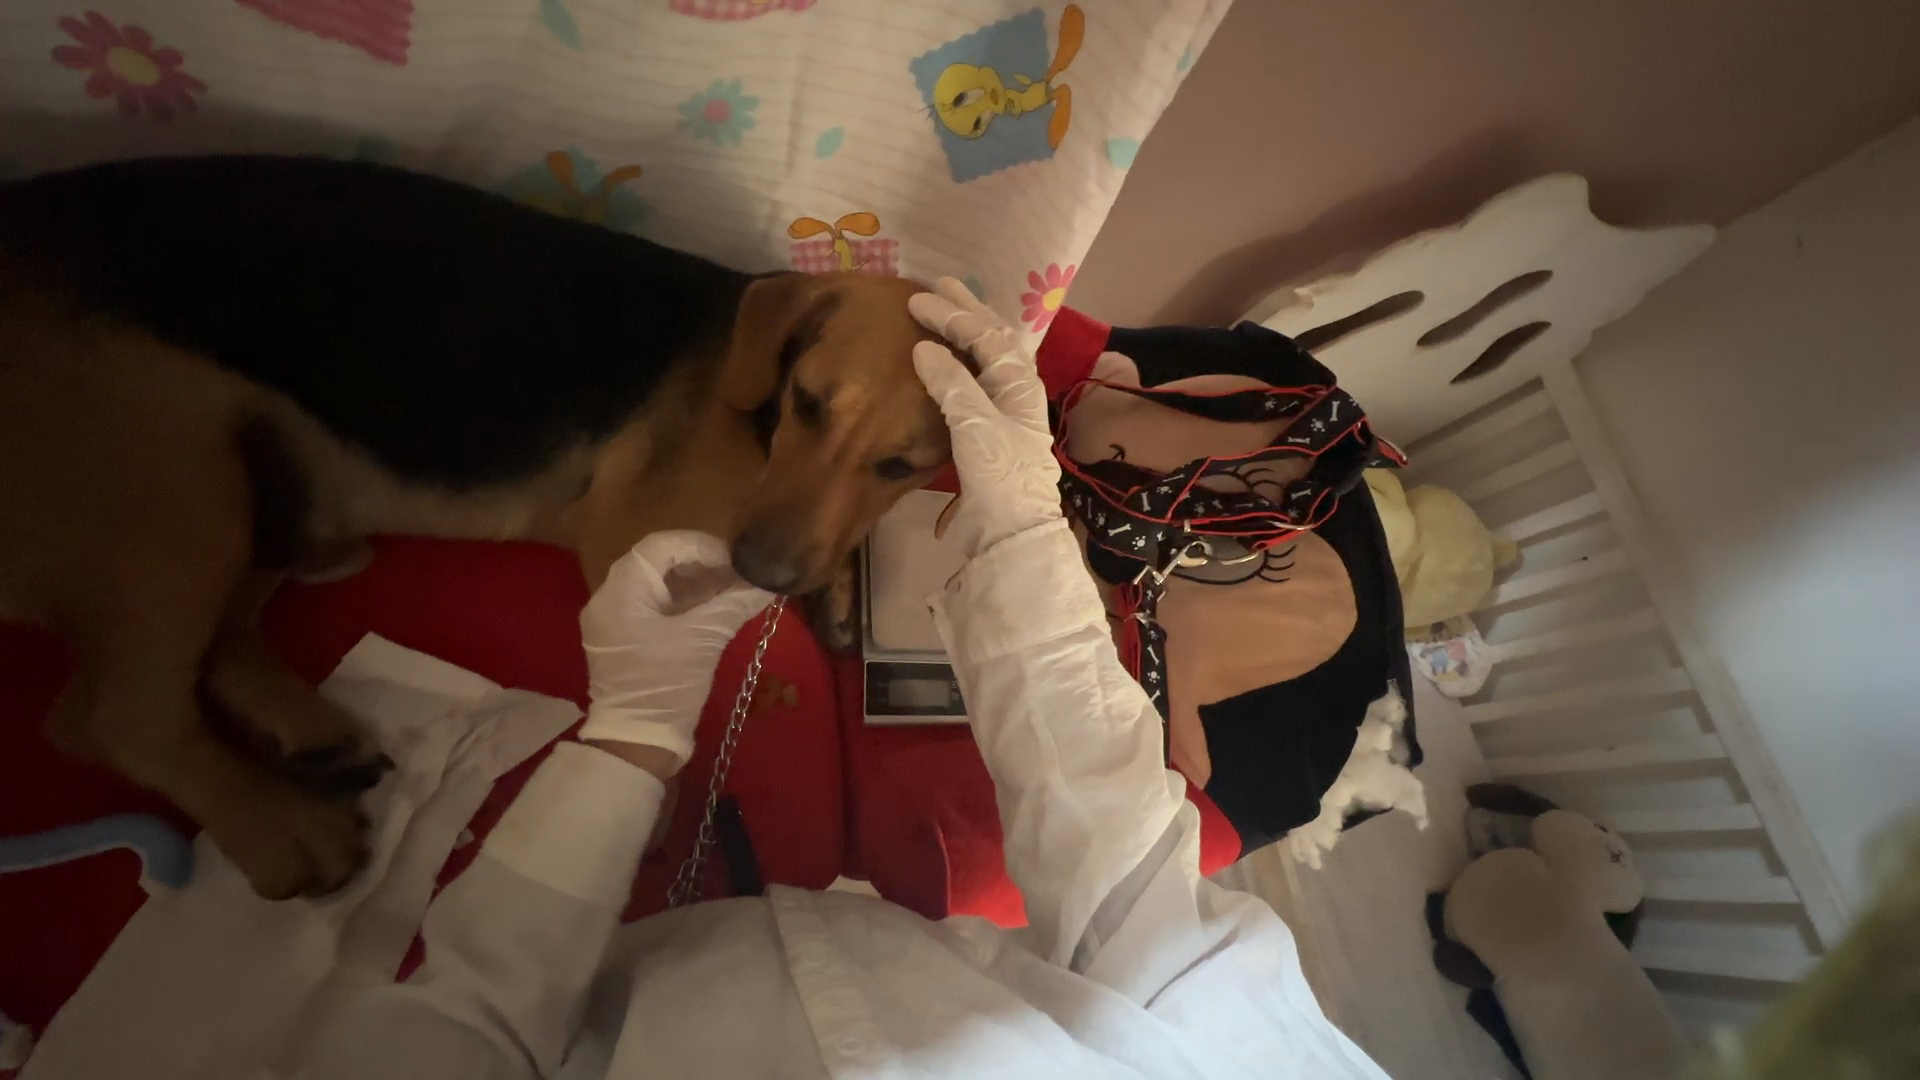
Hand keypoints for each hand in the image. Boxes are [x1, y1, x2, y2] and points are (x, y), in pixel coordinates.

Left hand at [579, 531, 772, 776]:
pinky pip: (655, 606)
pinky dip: (684, 602)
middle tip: (737, 574)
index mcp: (621, 593)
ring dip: (695, 582)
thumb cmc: (666, 685)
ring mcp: (614, 622)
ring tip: (732, 590)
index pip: (661, 545)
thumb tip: (769, 582)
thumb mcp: (705, 639)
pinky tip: (714, 609)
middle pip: (658, 562)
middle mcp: (609, 600)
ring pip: (657, 584)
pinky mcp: (625, 640)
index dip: (701, 546)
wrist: (638, 743)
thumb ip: (736, 603)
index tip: (734, 561)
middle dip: (701, 563)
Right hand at [909, 277, 1060, 558]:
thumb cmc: (999, 475)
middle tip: (938, 285)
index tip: (918, 300)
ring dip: (966, 334)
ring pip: (986, 361)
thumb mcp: (975, 424)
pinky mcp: (990, 433)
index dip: (952, 315)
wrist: (1010, 530)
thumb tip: (925, 348)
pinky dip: (960, 366)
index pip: (985, 336)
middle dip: (966, 311)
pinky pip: (975, 385)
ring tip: (945, 312)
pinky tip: (947, 363)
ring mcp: (1004, 412)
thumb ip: (952, 383)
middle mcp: (1015, 391)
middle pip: (991, 341)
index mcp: (1018, 384)